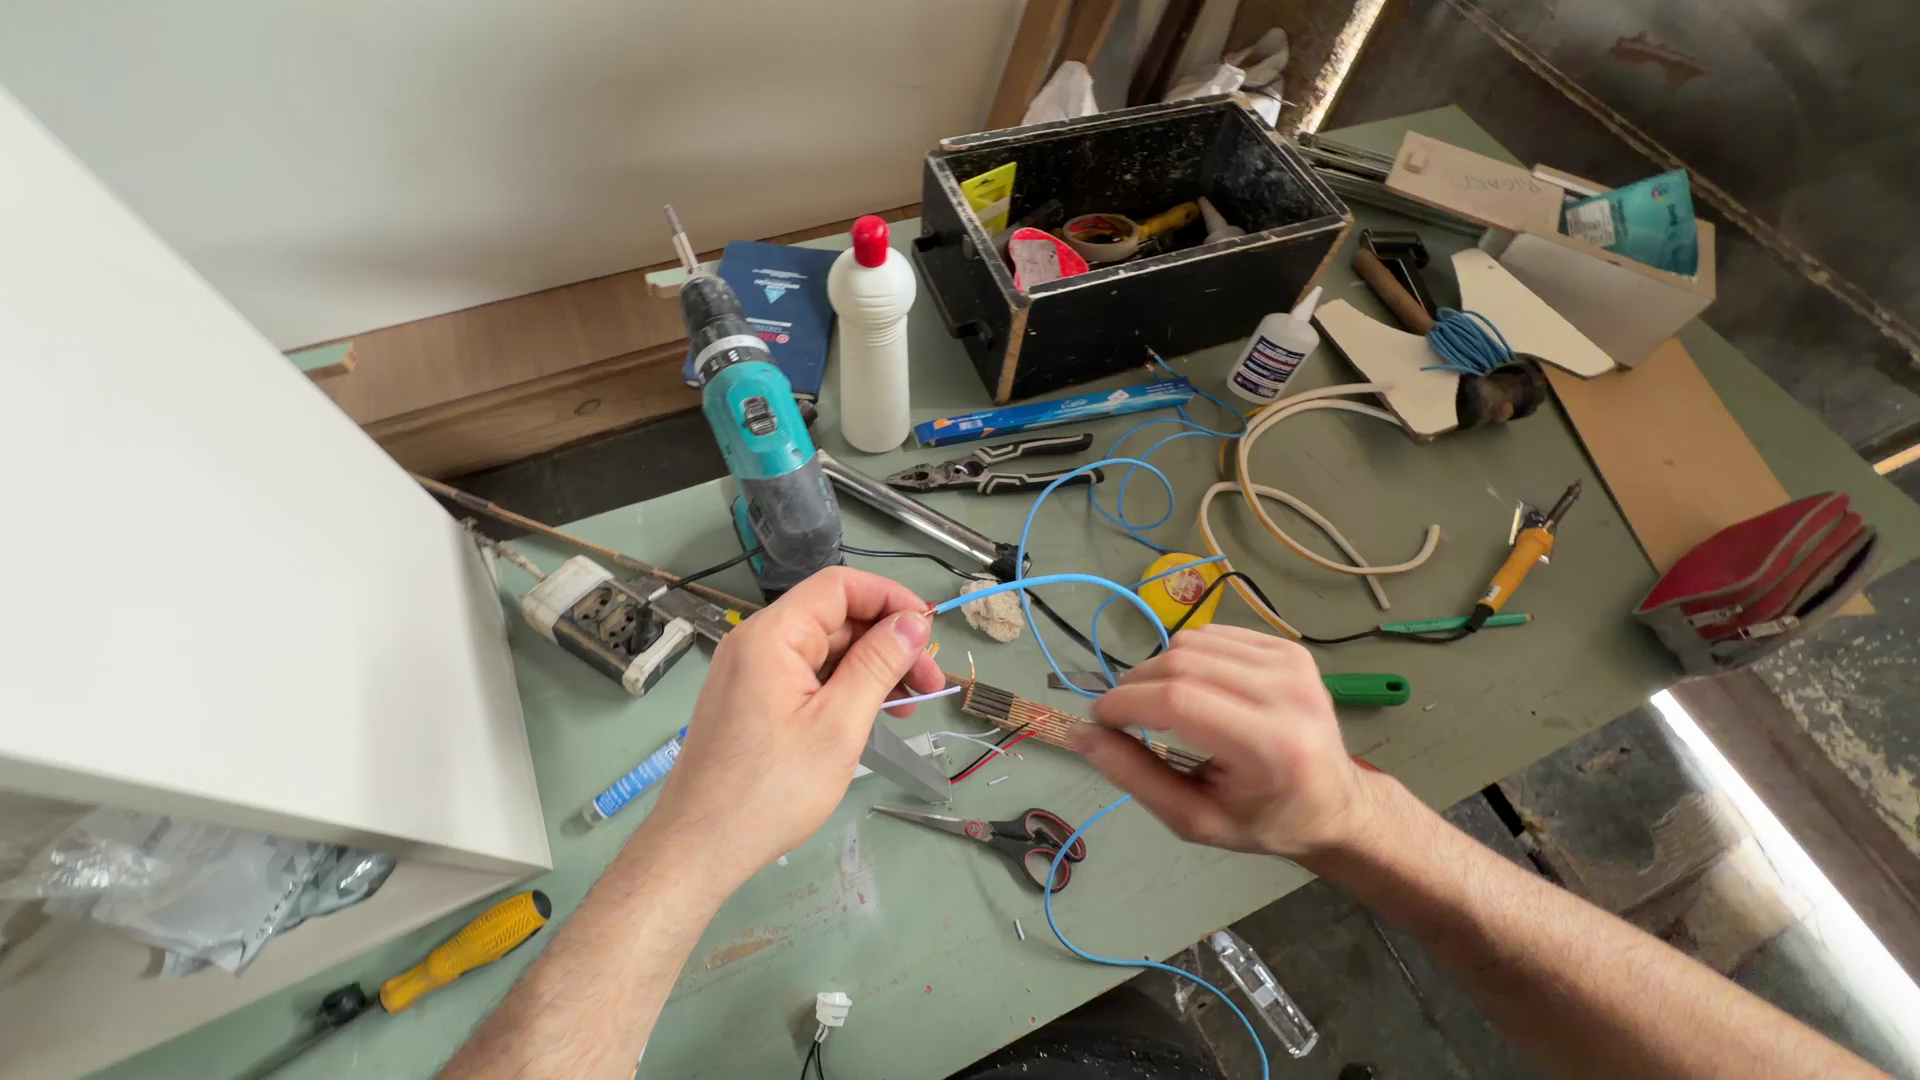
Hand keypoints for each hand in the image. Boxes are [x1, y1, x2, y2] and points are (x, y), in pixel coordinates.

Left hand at [646, 567, 941, 889]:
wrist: (699, 849)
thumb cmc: (772, 788)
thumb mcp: (839, 724)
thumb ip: (878, 664)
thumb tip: (913, 621)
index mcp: (773, 635)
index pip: (840, 586)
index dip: (890, 598)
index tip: (929, 629)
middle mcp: (757, 642)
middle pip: (836, 619)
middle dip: (889, 643)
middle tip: (931, 683)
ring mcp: (752, 671)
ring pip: (826, 650)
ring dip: (872, 669)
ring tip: (909, 707)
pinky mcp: (752, 699)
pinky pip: (808, 676)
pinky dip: (845, 688)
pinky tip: (873, 715)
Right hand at [1073, 624, 1376, 859]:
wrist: (1336, 803)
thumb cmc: (1263, 821)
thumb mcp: (1196, 820)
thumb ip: (1136, 777)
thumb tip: (1081, 735)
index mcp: (1271, 746)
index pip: (1179, 700)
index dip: (1126, 703)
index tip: (1099, 719)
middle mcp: (1287, 694)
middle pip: (1180, 665)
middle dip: (1134, 685)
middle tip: (1121, 715)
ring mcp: (1292, 664)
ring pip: (1190, 642)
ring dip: (1157, 670)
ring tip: (1159, 704)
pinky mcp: (1289, 648)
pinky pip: (1211, 634)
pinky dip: (1185, 656)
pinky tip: (1193, 687)